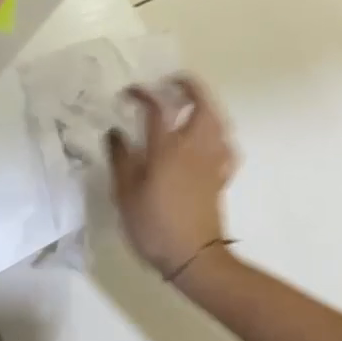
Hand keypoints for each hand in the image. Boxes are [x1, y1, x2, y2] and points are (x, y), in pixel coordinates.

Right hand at [106, 75, 237, 277]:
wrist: (193, 257)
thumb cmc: (153, 225)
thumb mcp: (125, 193)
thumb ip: (121, 159)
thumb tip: (116, 133)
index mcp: (166, 149)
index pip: (157, 108)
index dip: (143, 94)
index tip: (129, 93)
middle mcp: (193, 148)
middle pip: (201, 105)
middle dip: (189, 87)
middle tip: (172, 83)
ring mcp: (211, 161)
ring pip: (218, 121)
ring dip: (206, 106)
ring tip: (190, 105)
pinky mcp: (221, 177)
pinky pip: (226, 146)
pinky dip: (218, 135)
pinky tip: (208, 140)